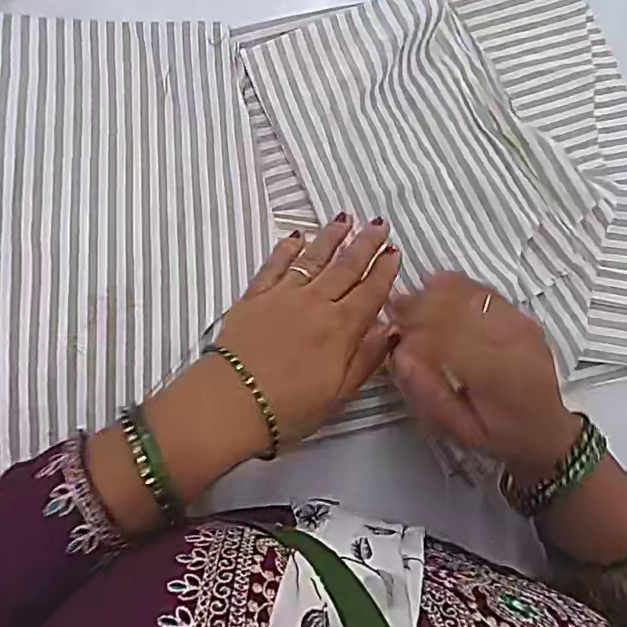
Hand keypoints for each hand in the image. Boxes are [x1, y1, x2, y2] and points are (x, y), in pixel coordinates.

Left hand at [204, 214, 400, 450]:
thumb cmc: (290, 407)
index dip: (385, 270)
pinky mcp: (254, 296)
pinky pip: (275, 264)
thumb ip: (367, 358)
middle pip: (346, 267)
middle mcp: (316, 303)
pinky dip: (288, 248)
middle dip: (365, 244)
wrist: (231, 402)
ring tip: (344, 219)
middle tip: (378, 224)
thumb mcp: (339, 393)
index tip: (394, 252)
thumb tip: (391, 328)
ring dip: (331, 237)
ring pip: (313, 258)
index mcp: (341, 328)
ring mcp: (283, 295)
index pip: (371, 291)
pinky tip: (296, 237)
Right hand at [386, 271, 582, 481]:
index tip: (393, 330)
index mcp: (494, 373)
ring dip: (434, 294)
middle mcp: (510, 340)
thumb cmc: (499, 433)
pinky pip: (484, 291)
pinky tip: (436, 286)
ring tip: (411, 301)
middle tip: (394, 310)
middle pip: (455, 308)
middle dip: (419, 306)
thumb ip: (426, 392)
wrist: (546, 428)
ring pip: (468, 294)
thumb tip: (400, 354)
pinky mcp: (521, 315)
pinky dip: (456, 286)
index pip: (444, 336)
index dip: (413, 330)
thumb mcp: (458, 428)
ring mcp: (519, 324)